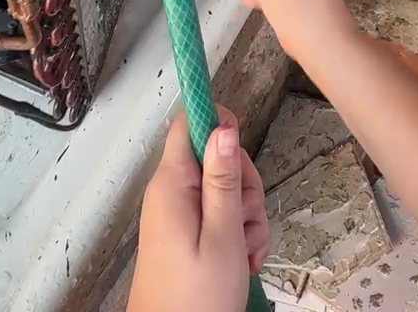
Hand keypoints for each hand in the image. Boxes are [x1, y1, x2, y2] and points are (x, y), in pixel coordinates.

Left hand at [128, 108, 269, 311]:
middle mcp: (172, 190)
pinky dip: (237, 233)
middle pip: (216, 157)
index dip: (218, 123)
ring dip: (245, 216)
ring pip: (225, 188)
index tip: (240, 148)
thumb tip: (223, 126)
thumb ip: (224, 180)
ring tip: (243, 251)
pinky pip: (220, 214)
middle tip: (245, 222)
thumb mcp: (221, 236)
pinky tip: (241, 259)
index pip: (190, 123)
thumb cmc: (196, 298)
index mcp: (173, 183)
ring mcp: (179, 211)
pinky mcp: (187, 231)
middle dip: (243, 185)